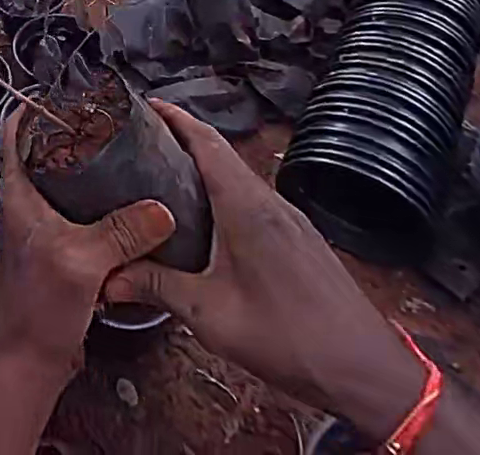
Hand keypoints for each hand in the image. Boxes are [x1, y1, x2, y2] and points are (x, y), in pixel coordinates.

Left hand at [0, 106, 176, 381]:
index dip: (32, 108)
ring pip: (66, 182)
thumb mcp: (80, 261)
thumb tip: (163, 208)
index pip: (14, 133)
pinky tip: (133, 202)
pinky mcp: (64, 247)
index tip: (65, 92)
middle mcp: (28, 201)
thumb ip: (120, 232)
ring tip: (127, 152)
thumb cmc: (40, 303)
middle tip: (110, 120)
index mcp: (18, 191)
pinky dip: (103, 201)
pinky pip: (83, 212)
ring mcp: (45, 225)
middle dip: (72, 133)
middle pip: (45, 152)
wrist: (30, 359)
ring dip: (90, 168)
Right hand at [102, 100, 427, 442]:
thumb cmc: (291, 338)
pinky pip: (252, 194)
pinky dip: (223, 185)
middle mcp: (269, 201)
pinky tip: (207, 212)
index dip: (175, 117)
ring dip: (204, 160)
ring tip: (165, 168)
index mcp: (245, 205)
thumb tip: (107, 278)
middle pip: (221, 151)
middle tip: (143, 135)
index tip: (146, 104)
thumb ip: (157, 287)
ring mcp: (289, 218)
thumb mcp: (211, 316)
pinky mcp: (299, 237)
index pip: (207, 141)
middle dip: (183, 134)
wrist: (372, 374)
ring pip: (238, 172)